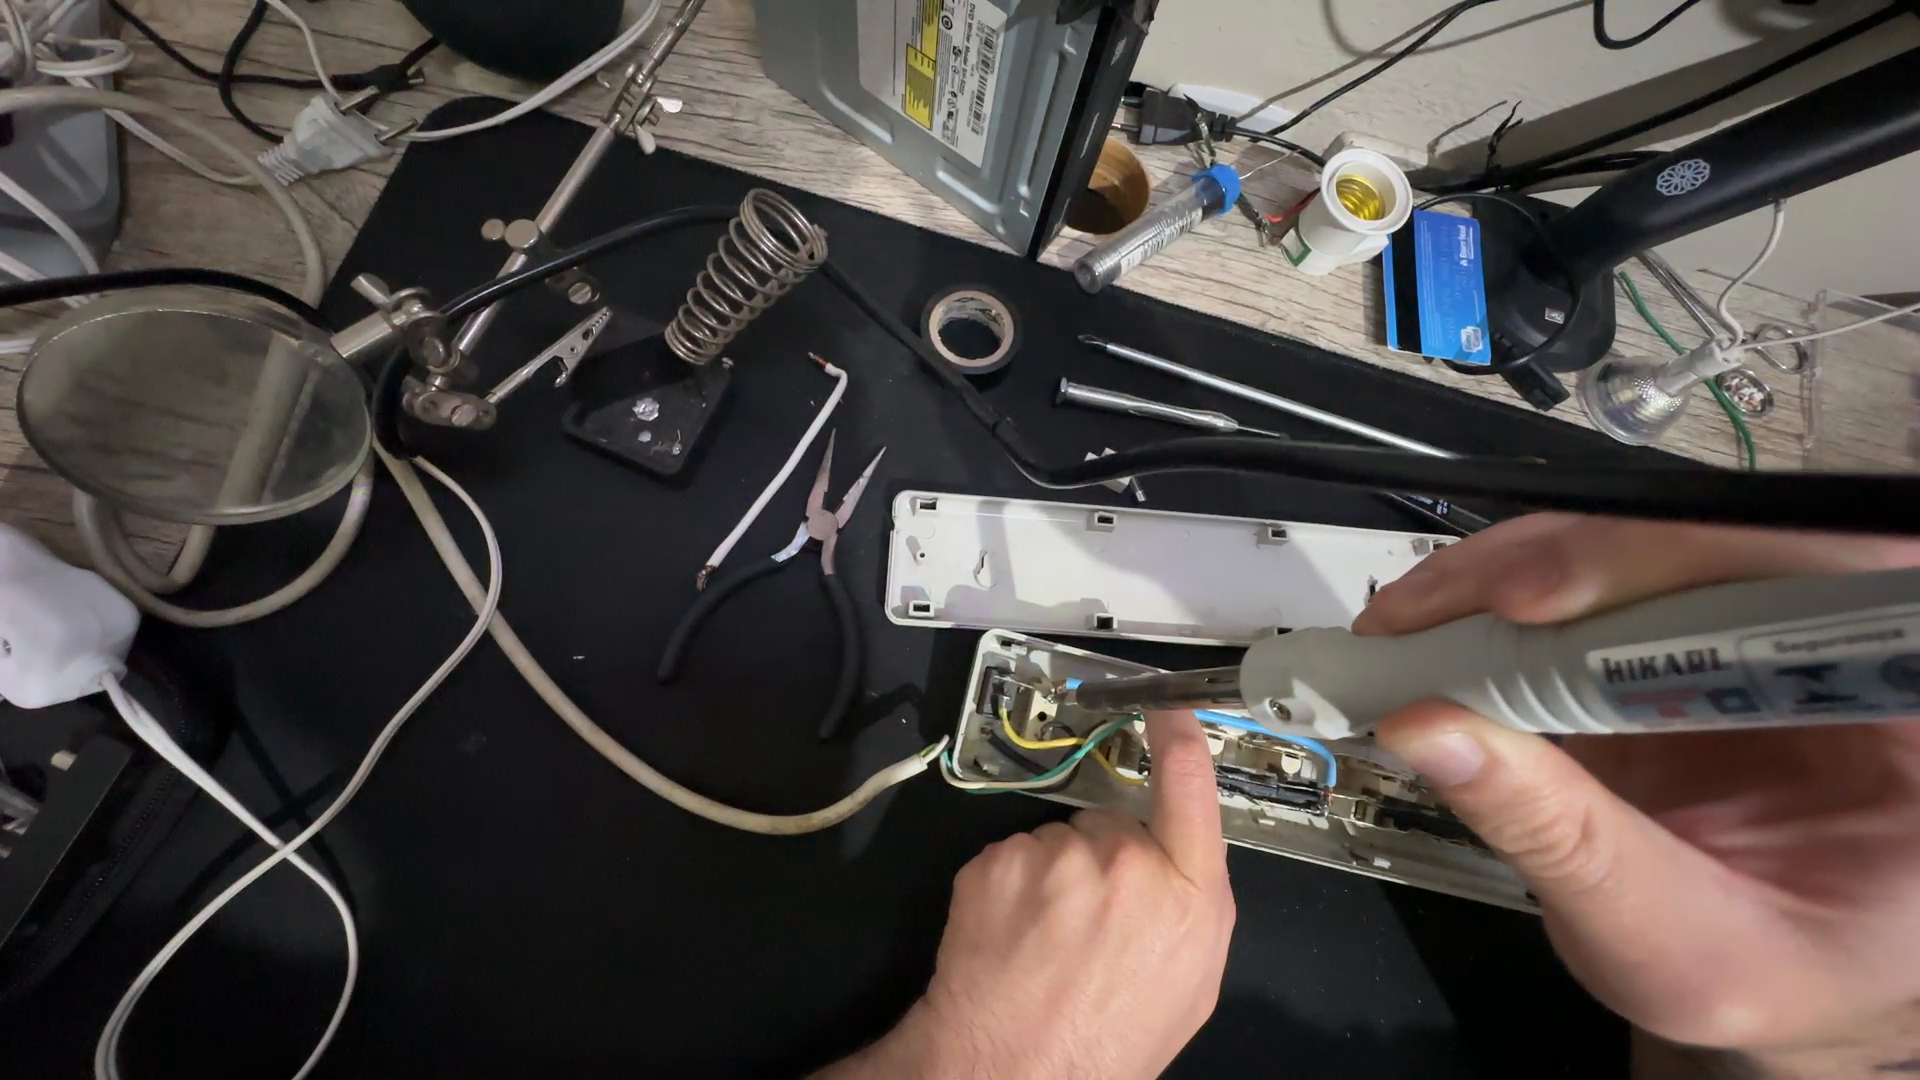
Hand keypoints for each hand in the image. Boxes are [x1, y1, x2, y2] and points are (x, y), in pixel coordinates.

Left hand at [820, 710, 1234, 1079]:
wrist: (1011, 1069)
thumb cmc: (1113, 1037)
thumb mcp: (1191, 981)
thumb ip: (1190, 900)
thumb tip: (1173, 854)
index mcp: (1185, 892)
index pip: (1190, 786)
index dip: (1179, 735)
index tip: (1166, 702)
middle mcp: (1124, 860)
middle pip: (1113, 821)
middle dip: (1104, 857)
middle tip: (1090, 922)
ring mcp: (1054, 854)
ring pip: (1059, 839)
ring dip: (1056, 873)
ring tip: (1049, 938)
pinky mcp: (998, 857)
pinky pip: (1016, 852)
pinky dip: (1014, 882)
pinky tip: (1014, 931)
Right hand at [1354, 514, 1919, 1050]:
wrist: (1770, 986)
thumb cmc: (1769, 982)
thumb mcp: (1675, 946)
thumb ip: (1559, 839)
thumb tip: (1418, 726)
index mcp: (1896, 707)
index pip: (1801, 573)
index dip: (1662, 561)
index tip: (1526, 604)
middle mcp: (1818, 645)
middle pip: (1678, 543)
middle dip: (1533, 565)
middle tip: (1414, 614)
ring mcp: (1725, 634)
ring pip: (1603, 549)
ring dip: (1486, 577)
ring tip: (1398, 626)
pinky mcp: (1644, 641)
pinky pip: (1560, 587)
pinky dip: (1477, 605)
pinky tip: (1422, 632)